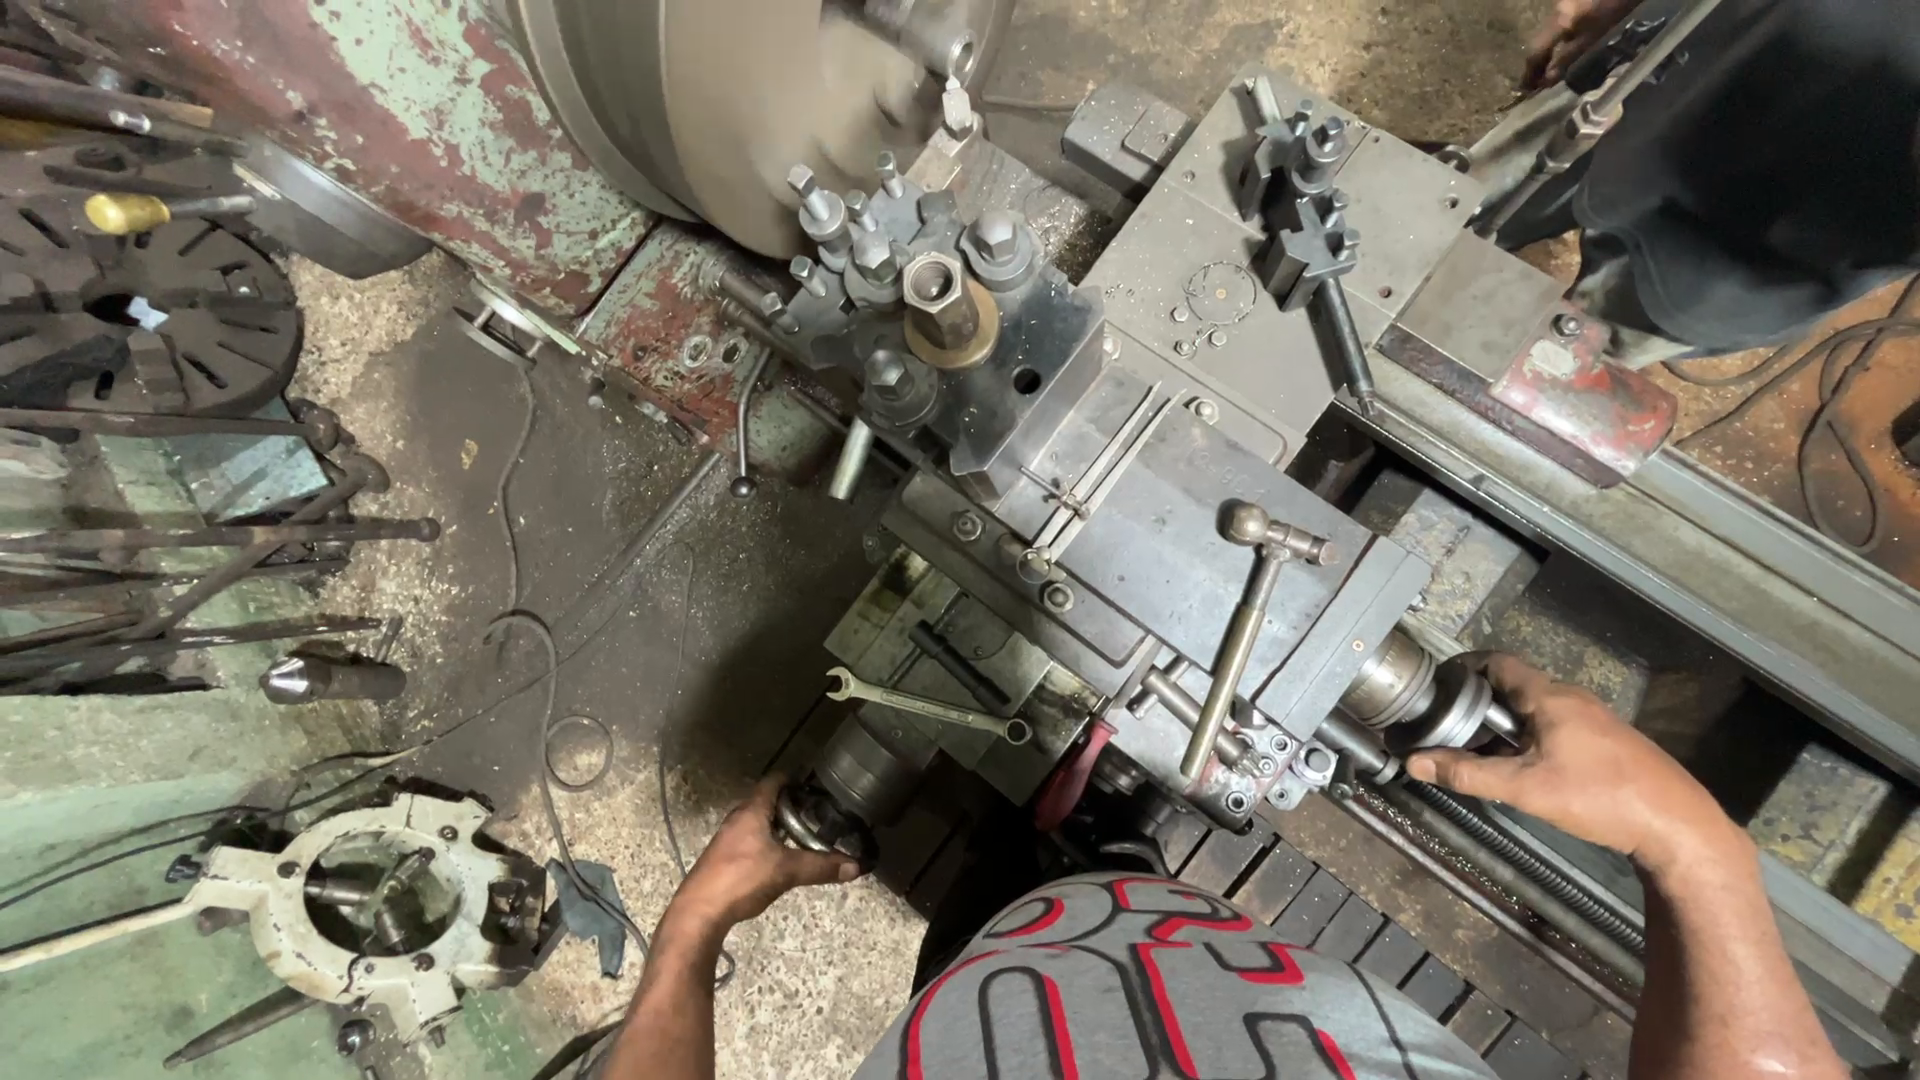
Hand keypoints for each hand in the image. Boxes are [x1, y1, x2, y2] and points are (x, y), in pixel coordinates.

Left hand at [666, 775, 862, 931]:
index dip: (795, 778)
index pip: (774, 781)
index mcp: (752, 811)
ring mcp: (727, 839)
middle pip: (766, 801)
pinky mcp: (722, 859)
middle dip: (790, 805)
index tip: (815, 784)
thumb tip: (856, 866)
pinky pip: (749, 840)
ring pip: (757, 822)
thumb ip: (821, 866)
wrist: (698, 914)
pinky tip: (778, 859)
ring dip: (777, 826)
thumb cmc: (741, 879)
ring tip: (802, 836)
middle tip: (816, 812)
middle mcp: (737, 819)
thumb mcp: (786, 871)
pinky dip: (766, 842)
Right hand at [1404, 655, 1745, 873]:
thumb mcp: (1524, 788)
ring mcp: (1596, 720)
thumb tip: (1414, 763)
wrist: (1683, 832)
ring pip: (1535, 709)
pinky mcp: (1609, 742)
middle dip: (1478, 703)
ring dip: (1504, 724)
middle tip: (1448, 725)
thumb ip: (1466, 774)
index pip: (1498, 662)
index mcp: (1551, 698)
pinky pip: (1555, 725)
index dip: (1464, 667)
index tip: (1437, 685)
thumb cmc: (1601, 798)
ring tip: (1477, 750)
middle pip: (1513, 687)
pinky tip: (1522, 767)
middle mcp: (1573, 699)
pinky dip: (1529, 736)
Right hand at [1522, 0, 1642, 89]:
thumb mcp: (1593, 37)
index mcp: (1558, 24)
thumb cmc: (1615, 8)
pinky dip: (1554, 41)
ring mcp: (1561, 6)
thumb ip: (1567, 58)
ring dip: (1544, 53)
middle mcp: (1554, 14)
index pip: (1534, 54)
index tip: (1527, 90)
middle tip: (1536, 81)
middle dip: (1536, 64)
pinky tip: (1561, 46)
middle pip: (1537, 44)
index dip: (1529, 74)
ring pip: (1545, 35)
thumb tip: (1546, 81)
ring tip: (1548, 67)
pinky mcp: (1570, 3)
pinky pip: (1555, 26)